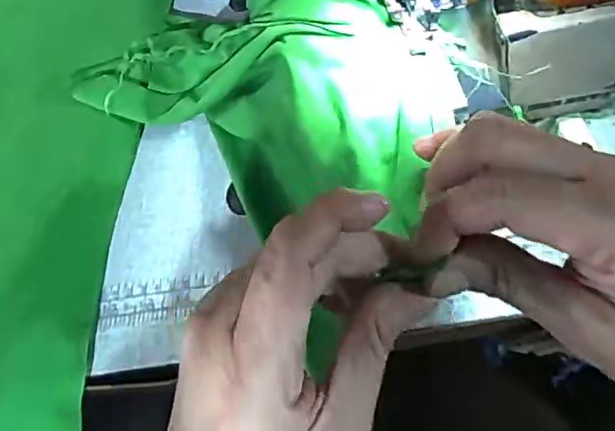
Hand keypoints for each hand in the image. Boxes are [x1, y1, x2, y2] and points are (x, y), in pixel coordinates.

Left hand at [170, 189, 434, 430]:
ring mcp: (206, 319)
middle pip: (289, 250)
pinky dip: (304, 274)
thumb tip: (409, 288)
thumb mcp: (338, 430)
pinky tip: (336, 295)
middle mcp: (216, 320)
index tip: (382, 206)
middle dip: (350, 244)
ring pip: (277, 257)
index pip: (289, 250)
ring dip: (329, 256)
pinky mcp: (207, 323)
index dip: (335, 213)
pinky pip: (263, 277)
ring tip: (376, 279)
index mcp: (248, 354)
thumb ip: (369, 348)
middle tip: (401, 261)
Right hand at [411, 114, 614, 430]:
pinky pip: (528, 145)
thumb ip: (510, 281)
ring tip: (436, 205)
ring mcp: (602, 160)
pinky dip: (488, 159)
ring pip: (509, 130)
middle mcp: (603, 168)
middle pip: (499, 138)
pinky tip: (464, 181)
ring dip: (463, 158)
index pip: (503, 192)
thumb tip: (435, 261)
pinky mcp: (598, 166)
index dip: (448, 214)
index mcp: (610, 217)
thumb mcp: (590, 334)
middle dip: (447, 171)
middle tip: (423, 223)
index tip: (419, 251)